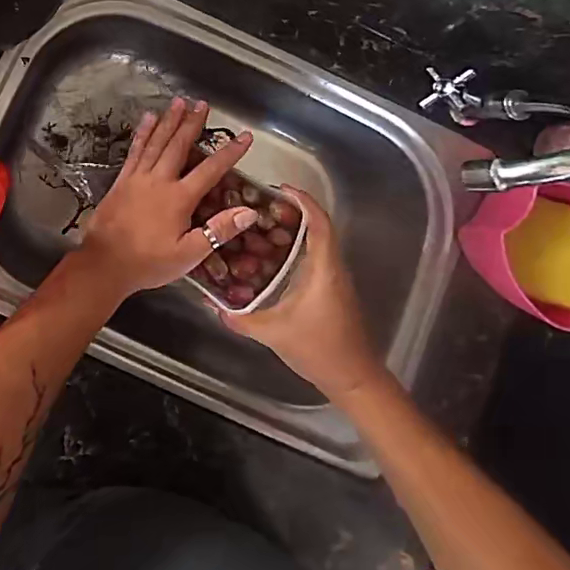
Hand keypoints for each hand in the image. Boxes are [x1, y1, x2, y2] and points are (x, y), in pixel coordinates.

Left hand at [69, 97, 261, 305]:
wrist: (105, 264)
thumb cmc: (149, 263)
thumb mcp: (189, 254)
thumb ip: (218, 231)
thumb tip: (249, 213)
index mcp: (179, 198)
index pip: (211, 170)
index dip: (230, 153)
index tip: (244, 137)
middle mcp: (159, 181)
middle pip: (179, 145)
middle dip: (193, 123)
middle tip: (202, 104)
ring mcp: (138, 178)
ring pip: (157, 142)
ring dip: (169, 121)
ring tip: (178, 102)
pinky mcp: (122, 181)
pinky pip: (135, 150)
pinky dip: (143, 133)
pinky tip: (148, 119)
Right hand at [219, 187, 384, 398]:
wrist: (354, 379)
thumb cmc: (319, 349)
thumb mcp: (273, 333)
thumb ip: (242, 319)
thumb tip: (214, 307)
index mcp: (324, 269)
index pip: (319, 223)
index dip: (303, 202)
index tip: (281, 189)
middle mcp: (333, 268)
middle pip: (319, 227)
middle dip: (294, 212)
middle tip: (264, 207)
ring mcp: (336, 280)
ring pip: (319, 242)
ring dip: (297, 230)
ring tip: (264, 226)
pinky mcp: (333, 291)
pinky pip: (317, 258)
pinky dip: (299, 248)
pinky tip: (276, 257)